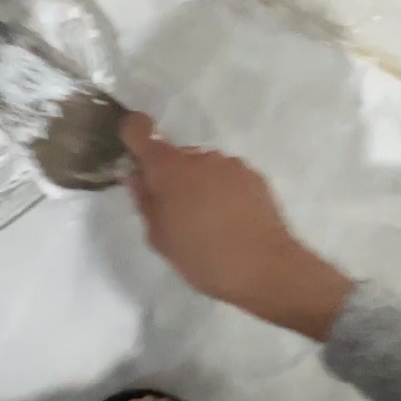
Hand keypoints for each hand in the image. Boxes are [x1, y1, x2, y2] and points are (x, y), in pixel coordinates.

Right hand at [120, 113, 352, 340]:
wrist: (266, 268)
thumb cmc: (204, 257)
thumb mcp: (160, 238)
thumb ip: (145, 202)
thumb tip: (138, 176)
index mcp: (170, 169)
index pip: (141, 132)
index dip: (134, 134)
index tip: (136, 154)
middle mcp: (201, 157)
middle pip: (177, 156)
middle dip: (171, 176)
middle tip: (175, 212)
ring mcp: (232, 164)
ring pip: (205, 167)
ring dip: (200, 184)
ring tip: (207, 221)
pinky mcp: (256, 176)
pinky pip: (228, 177)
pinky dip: (224, 190)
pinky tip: (230, 219)